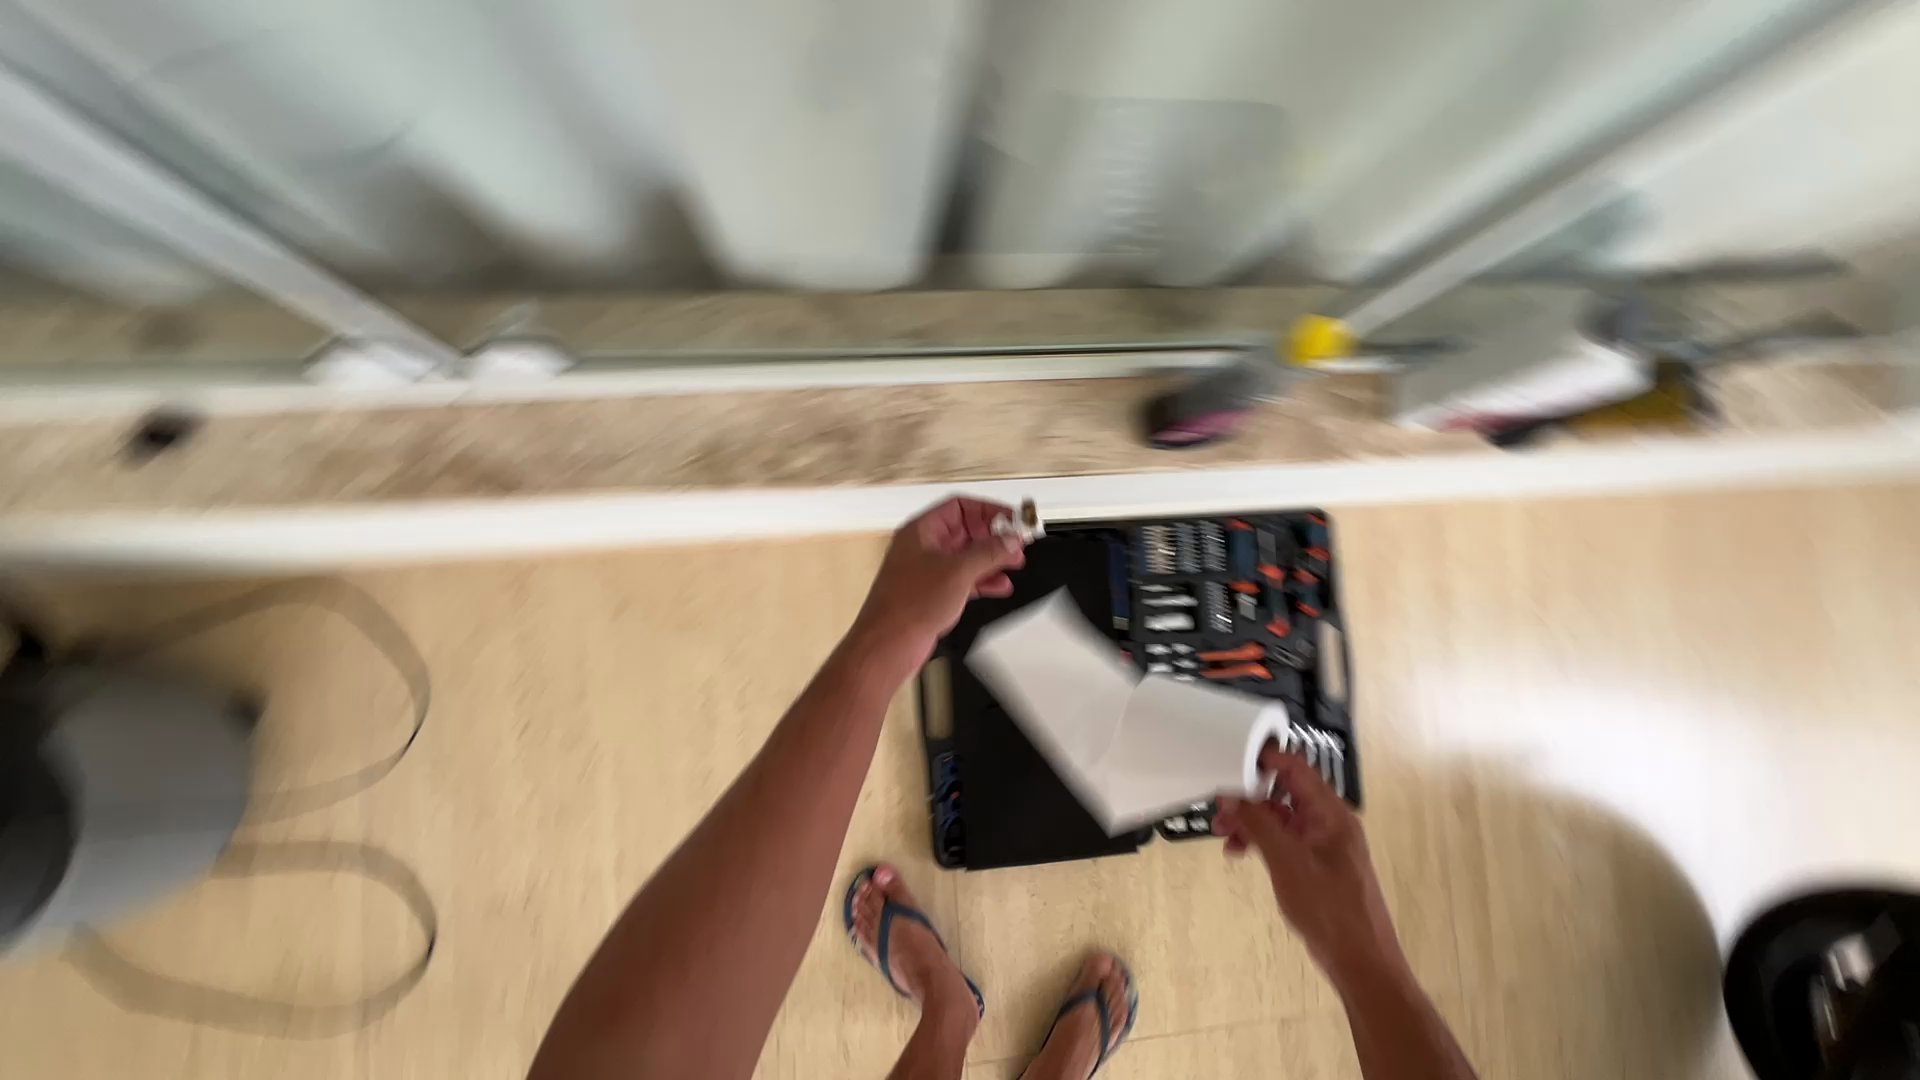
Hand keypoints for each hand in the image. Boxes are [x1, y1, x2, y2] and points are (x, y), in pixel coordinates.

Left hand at [849, 497, 1028, 661]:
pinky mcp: (933, 593)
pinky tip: (999, 585)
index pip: (959, 507)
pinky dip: (983, 580)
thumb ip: (988, 552)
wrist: (889, 643)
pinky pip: (963, 578)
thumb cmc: (905, 606)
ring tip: (1014, 562)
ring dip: (992, 559)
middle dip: (993, 536)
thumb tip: (1008, 540)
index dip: (987, 510)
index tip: (1011, 519)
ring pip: (966, 556)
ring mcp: (927, 571)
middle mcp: (923, 548)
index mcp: (921, 531)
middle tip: (1016, 542)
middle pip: (965, 531)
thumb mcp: (957, 571)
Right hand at [1213, 742, 1407, 989]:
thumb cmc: (1329, 908)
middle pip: (1282, 793)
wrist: (1361, 963)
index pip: (1294, 768)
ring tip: (1222, 834)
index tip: (1228, 762)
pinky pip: (1282, 840)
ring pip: (1278, 818)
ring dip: (1249, 822)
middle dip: (1248, 797)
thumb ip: (1257, 823)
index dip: (1262, 760)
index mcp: (1330, 813)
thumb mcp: (1287, 860)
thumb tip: (1230, 795)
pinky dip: (1259, 842)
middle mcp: (1327, 822)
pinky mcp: (1314, 864)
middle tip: (1218, 808)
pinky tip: (1239, 853)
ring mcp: (1322, 844)